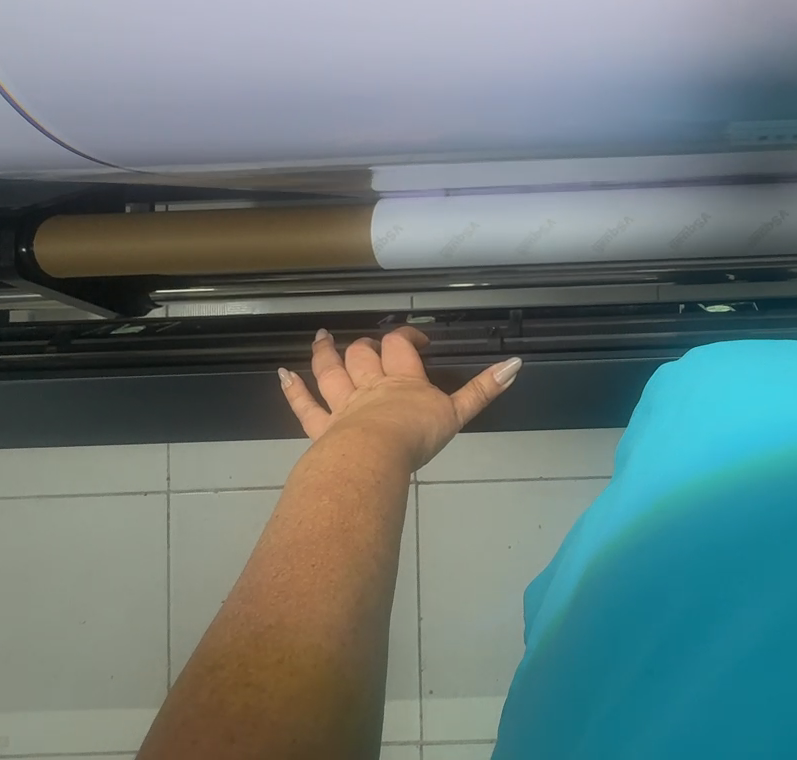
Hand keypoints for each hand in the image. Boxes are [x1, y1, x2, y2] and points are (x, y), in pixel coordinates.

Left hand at [277, 326, 520, 470]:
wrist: (373, 458)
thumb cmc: (416, 435)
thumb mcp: (457, 412)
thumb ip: (484, 389)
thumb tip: (515, 365)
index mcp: (402, 381)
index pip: (401, 347)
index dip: (407, 338)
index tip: (418, 341)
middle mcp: (370, 386)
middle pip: (364, 356)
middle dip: (366, 346)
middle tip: (369, 343)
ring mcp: (342, 406)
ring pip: (331, 373)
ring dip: (325, 354)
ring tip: (322, 338)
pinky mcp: (322, 428)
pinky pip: (304, 406)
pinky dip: (293, 390)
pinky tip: (281, 376)